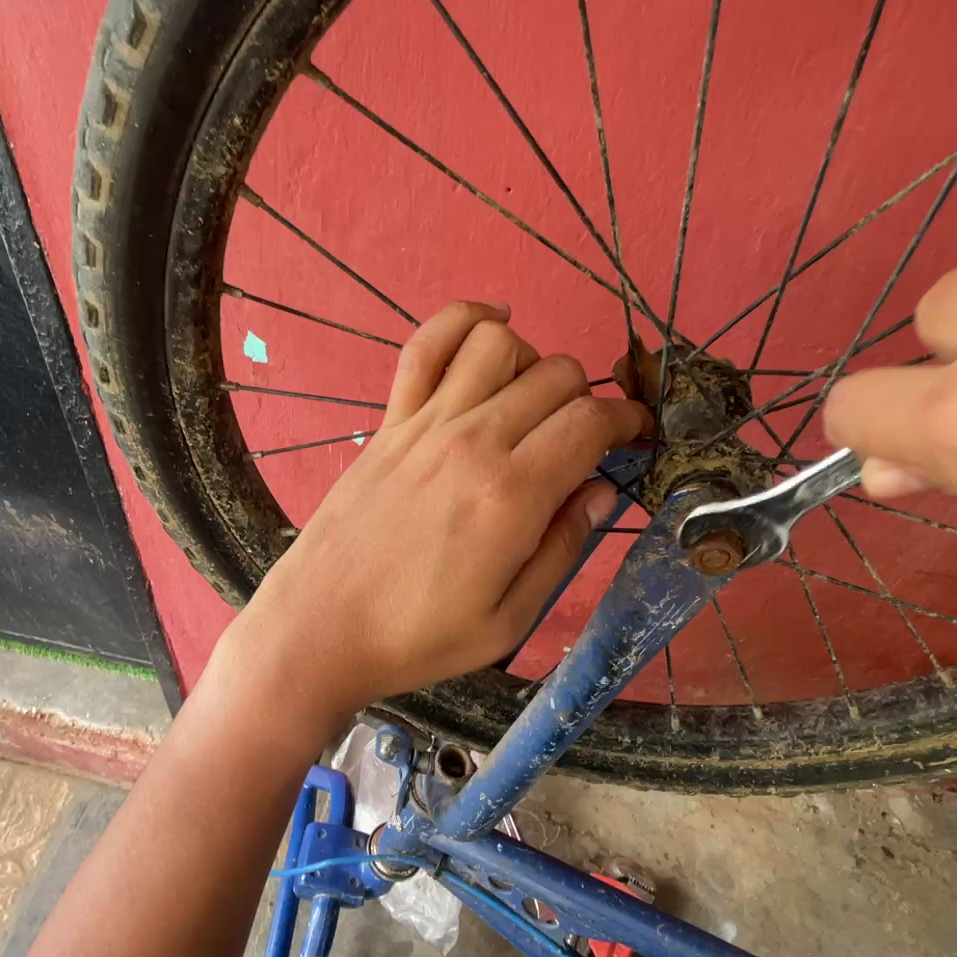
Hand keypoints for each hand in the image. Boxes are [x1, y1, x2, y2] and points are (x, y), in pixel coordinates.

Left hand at [217, 302, 650, 719]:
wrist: (321, 627)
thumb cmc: (417, 637)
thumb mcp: (510, 618)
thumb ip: (564, 548)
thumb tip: (604, 490)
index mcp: (512, 496)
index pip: (590, 423)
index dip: (627, 421)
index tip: (635, 437)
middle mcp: (473, 442)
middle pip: (556, 377)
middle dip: (588, 399)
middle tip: (583, 440)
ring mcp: (426, 424)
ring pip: (499, 345)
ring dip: (533, 362)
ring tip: (532, 402)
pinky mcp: (390, 422)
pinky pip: (425, 346)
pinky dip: (463, 319)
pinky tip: (492, 326)